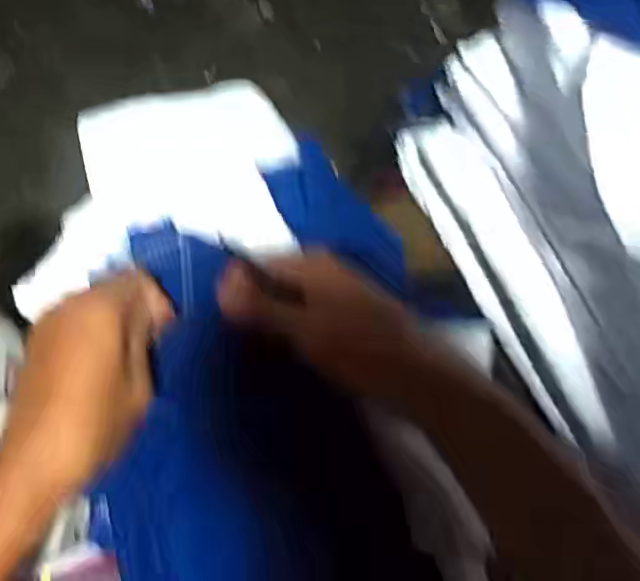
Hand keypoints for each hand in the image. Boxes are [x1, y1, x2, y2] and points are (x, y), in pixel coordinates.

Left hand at [0, 271, 173, 495]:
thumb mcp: (138, 388)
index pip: (139, 278)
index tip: (165, 335)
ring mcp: (48, 319)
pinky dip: (89, 332)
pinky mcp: (34, 340)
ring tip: (123, 360)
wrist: (31, 464)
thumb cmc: (93, 426)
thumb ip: (145, 340)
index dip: (158, 301)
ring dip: (111, 321)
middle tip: (150, 347)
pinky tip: (95, 368)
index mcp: (100, 305)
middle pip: (113, 287)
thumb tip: (147, 317)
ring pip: (91, 304)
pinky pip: (72, 321)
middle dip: (135, 309)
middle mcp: (70, 301)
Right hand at [217, 252, 440, 402]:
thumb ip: (260, 305)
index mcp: (310, 261)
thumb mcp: (303, 328)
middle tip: (235, 336)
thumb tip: (218, 283)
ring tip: (257, 346)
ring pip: (290, 295)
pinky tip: (289, 348)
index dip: (235, 286)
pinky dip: (293, 324)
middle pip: (273, 276)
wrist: (421, 378)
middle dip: (252, 301)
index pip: (256, 261)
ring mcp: (338, 287)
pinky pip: (307, 309)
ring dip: (272, 316)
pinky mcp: (349, 311)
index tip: (221, 318)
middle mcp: (323, 265)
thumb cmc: (358, 349)